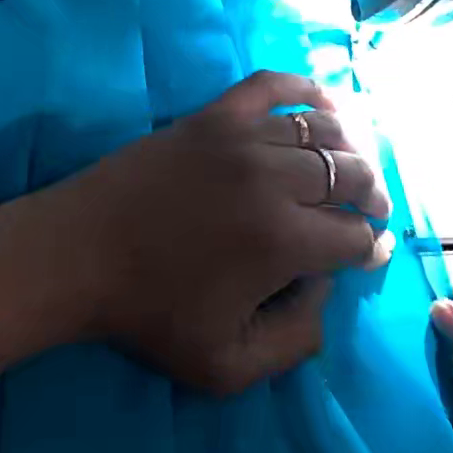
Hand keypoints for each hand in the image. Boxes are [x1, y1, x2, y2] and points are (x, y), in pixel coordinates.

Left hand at [58, 70, 391, 392]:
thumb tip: (326, 289)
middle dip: (373, 196)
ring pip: (323, 131)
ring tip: (354, 165)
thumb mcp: (226, 366)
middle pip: (351, 176)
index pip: (355, 236)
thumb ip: (295, 341)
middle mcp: (274, 179)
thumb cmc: (150, 311)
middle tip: (371, 210)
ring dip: (351, 149)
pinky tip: (322, 101)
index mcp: (283, 241)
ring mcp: (243, 137)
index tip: (370, 251)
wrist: (79, 252)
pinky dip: (305, 88)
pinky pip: (272, 85)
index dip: (371, 247)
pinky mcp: (215, 114)